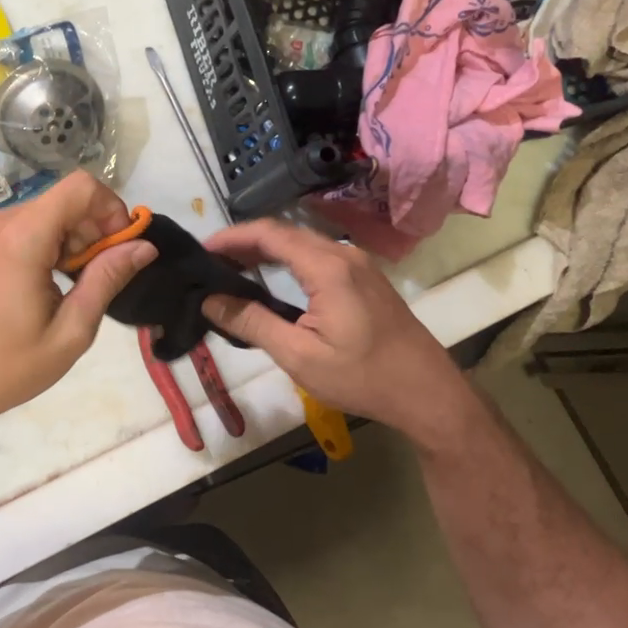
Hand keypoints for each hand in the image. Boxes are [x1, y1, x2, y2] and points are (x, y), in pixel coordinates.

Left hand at [0, 171, 156, 433]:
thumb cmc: (9, 366)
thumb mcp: (70, 331)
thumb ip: (107, 280)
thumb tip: (143, 246)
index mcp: (20, 239)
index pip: (80, 188)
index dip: (110, 208)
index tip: (119, 247)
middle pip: (63, 200)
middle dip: (92, 229)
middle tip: (98, 276)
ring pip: (45, 212)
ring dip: (70, 238)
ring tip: (72, 285)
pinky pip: (23, 226)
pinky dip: (46, 244)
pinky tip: (47, 283)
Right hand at [199, 219, 474, 439]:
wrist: (428, 394)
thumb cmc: (362, 377)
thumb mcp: (299, 355)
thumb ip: (251, 323)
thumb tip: (209, 301)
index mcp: (327, 267)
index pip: (268, 234)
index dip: (230, 237)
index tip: (200, 251)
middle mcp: (343, 254)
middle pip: (283, 233)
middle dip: (242, 243)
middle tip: (208, 263)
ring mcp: (358, 264)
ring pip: (300, 243)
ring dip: (263, 251)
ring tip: (229, 270)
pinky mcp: (364, 278)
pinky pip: (315, 256)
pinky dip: (284, 260)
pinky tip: (267, 280)